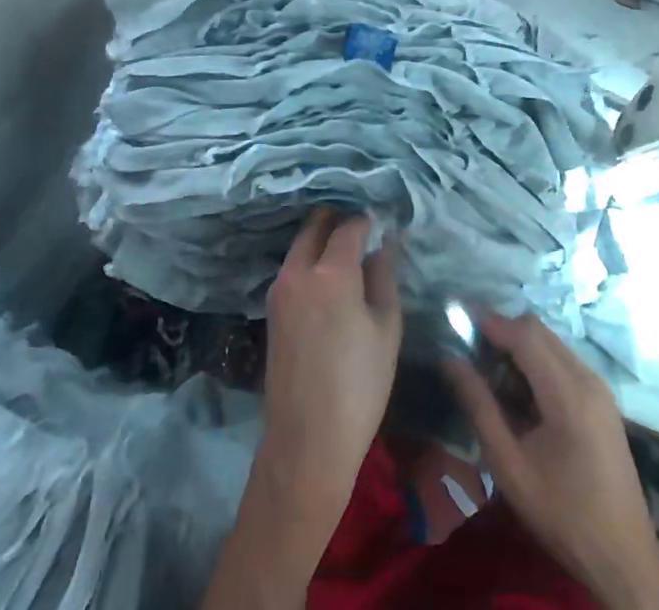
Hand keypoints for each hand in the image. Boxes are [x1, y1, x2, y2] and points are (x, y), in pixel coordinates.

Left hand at [260, 208, 403, 522]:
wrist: (308, 440)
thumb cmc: (360, 384)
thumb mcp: (386, 327)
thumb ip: (384, 275)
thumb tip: (386, 241)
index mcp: (330, 274)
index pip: (349, 226)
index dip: (370, 219)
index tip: (386, 220)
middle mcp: (296, 272)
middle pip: (315, 225)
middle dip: (340, 218)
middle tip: (367, 226)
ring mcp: (278, 289)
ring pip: (301, 244)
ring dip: (323, 237)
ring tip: (354, 248)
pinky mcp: (271, 308)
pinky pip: (293, 266)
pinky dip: (312, 258)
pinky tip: (334, 273)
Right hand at [444, 314, 658, 609]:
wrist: (621, 552)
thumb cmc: (561, 513)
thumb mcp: (509, 464)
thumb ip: (479, 406)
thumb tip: (450, 361)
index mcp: (569, 393)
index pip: (526, 334)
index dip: (491, 322)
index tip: (458, 320)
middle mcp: (589, 378)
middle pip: (540, 331)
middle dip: (502, 331)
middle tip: (468, 350)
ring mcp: (599, 387)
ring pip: (552, 343)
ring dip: (519, 346)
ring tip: (487, 372)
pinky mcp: (601, 398)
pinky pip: (563, 361)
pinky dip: (536, 362)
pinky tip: (517, 391)